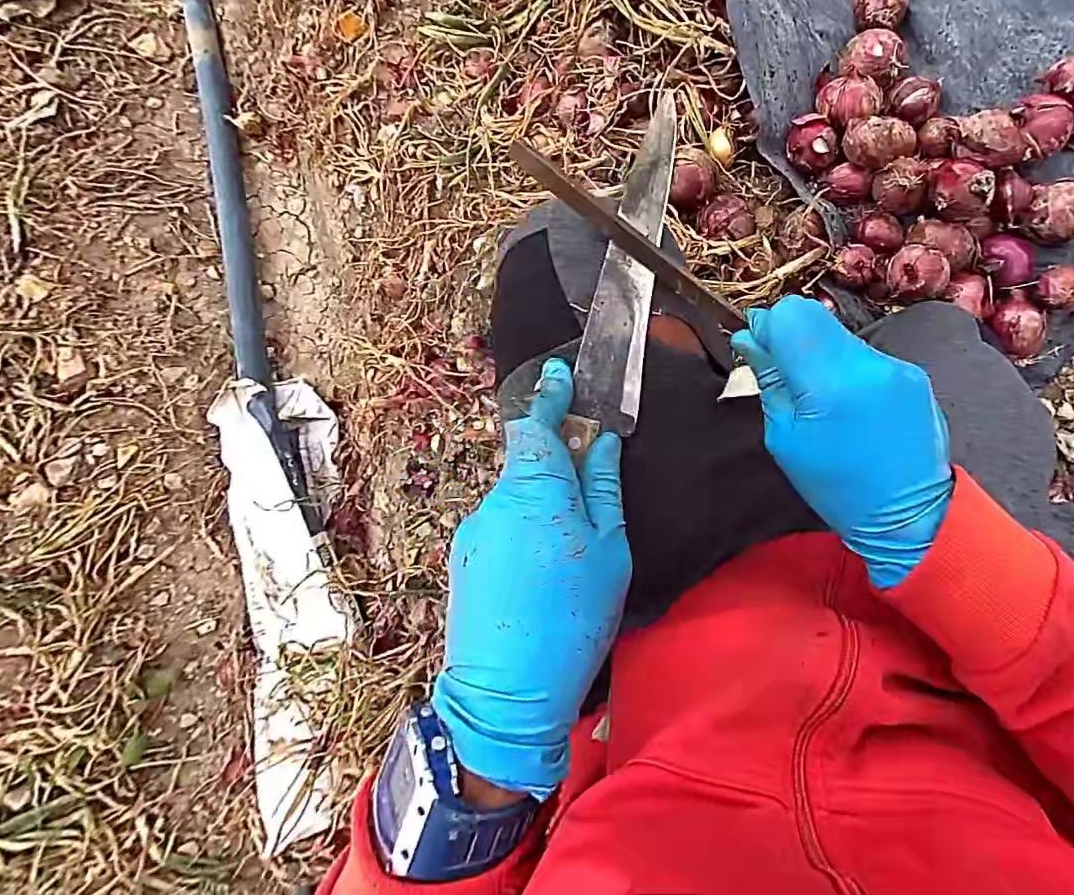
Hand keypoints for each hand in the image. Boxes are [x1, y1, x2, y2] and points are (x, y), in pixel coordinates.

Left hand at [432, 359, 630, 796]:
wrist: (504, 699)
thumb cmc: (573, 619)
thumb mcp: (609, 551)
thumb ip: (603, 488)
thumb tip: (601, 442)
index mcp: (536, 494)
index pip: (535, 426)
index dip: (549, 396)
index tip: (559, 374)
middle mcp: (496, 503)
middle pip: (529, 461)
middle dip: (559, 463)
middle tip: (594, 489)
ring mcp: (474, 530)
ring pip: (518, 494)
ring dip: (546, 501)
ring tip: (573, 548)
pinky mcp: (463, 555)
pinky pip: (503, 520)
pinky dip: (528, 524)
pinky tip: (546, 566)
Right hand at [731, 296, 952, 587]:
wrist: (909, 515)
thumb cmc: (837, 487)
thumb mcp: (786, 439)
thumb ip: (770, 380)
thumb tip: (750, 337)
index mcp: (829, 384)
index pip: (790, 315)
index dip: (768, 326)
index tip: (762, 350)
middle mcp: (867, 364)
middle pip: (815, 316)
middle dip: (793, 336)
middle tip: (787, 373)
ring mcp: (896, 366)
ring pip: (840, 334)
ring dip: (821, 352)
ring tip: (824, 397)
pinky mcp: (914, 373)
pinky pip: (866, 353)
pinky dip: (849, 367)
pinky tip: (852, 403)